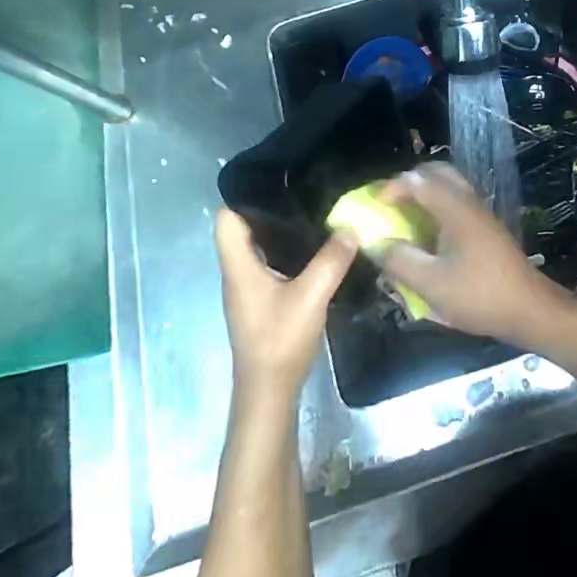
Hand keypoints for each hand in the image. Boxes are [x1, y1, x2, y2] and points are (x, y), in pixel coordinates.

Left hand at [213, 208, 355, 401]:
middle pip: (242, 229)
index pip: (226, 217)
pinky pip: (267, 264)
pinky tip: (312, 250)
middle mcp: (237, 272)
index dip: (244, 196)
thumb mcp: (311, 297)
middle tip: (301, 194)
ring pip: (255, 247)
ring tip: (310, 213)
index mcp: (238, 265)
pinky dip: (284, 252)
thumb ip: (331, 260)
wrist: (268, 392)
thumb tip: (351, 227)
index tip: (276, 183)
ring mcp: (247, 288)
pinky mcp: (259, 301)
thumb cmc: (280, 340)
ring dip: (278, 231)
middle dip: (268, 210)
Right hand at [367, 163, 567, 345]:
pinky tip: (428, 234)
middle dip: (408, 182)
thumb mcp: (431, 284)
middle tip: (390, 202)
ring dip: (424, 193)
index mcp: (455, 209)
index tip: (374, 205)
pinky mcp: (486, 228)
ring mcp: (480, 214)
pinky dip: (436, 206)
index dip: (392, 187)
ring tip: (405, 216)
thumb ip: (398, 260)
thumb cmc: (480, 296)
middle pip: (436, 172)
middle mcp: (468, 203)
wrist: (530, 310)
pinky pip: (456, 202)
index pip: (418, 180)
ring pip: (448, 186)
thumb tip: (374, 243)